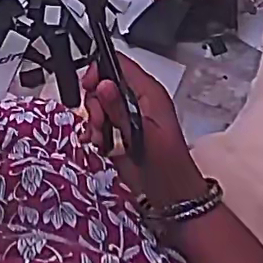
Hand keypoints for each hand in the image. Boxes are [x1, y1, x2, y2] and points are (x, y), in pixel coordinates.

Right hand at [79, 54, 210, 217]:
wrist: (172, 198)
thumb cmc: (167, 168)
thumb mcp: (142, 136)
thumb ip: (120, 109)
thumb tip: (103, 84)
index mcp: (148, 93)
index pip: (119, 63)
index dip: (100, 71)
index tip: (89, 87)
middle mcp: (137, 100)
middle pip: (103, 84)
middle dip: (95, 103)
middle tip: (99, 122)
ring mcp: (129, 115)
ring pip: (98, 104)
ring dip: (93, 120)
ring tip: (98, 137)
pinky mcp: (121, 130)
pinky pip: (99, 121)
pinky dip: (94, 131)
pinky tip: (97, 143)